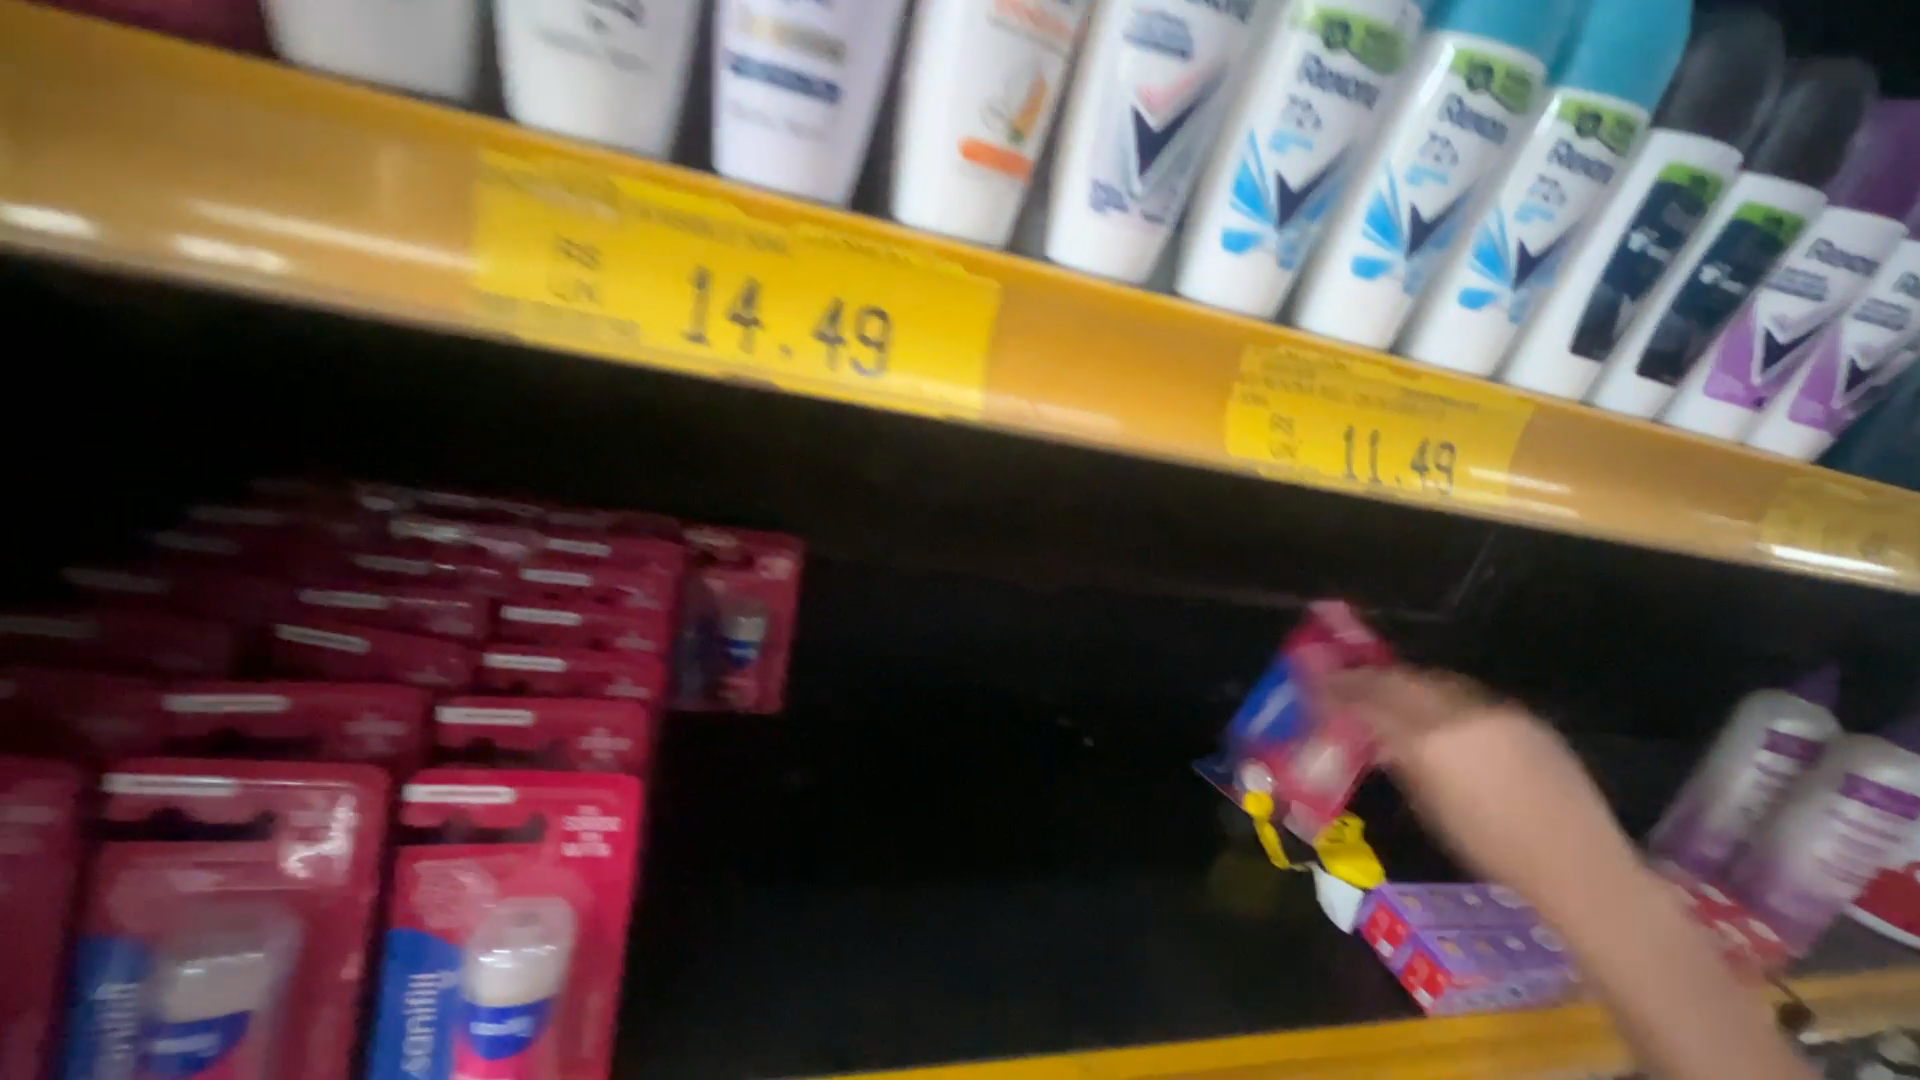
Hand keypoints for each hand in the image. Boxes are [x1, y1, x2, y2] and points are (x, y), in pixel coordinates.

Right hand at [1323, 667, 1639, 905]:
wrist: (1577, 864)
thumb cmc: (1490, 850)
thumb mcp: (1428, 807)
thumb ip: (1399, 762)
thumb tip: (1376, 739)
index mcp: (1429, 742)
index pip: (1368, 700)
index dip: (1336, 689)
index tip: (1313, 686)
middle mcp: (1458, 714)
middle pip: (1398, 679)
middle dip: (1364, 677)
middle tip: (1340, 680)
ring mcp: (1493, 710)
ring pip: (1432, 680)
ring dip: (1401, 682)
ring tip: (1381, 691)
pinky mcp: (1521, 715)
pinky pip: (1464, 694)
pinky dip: (1436, 694)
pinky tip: (1431, 710)